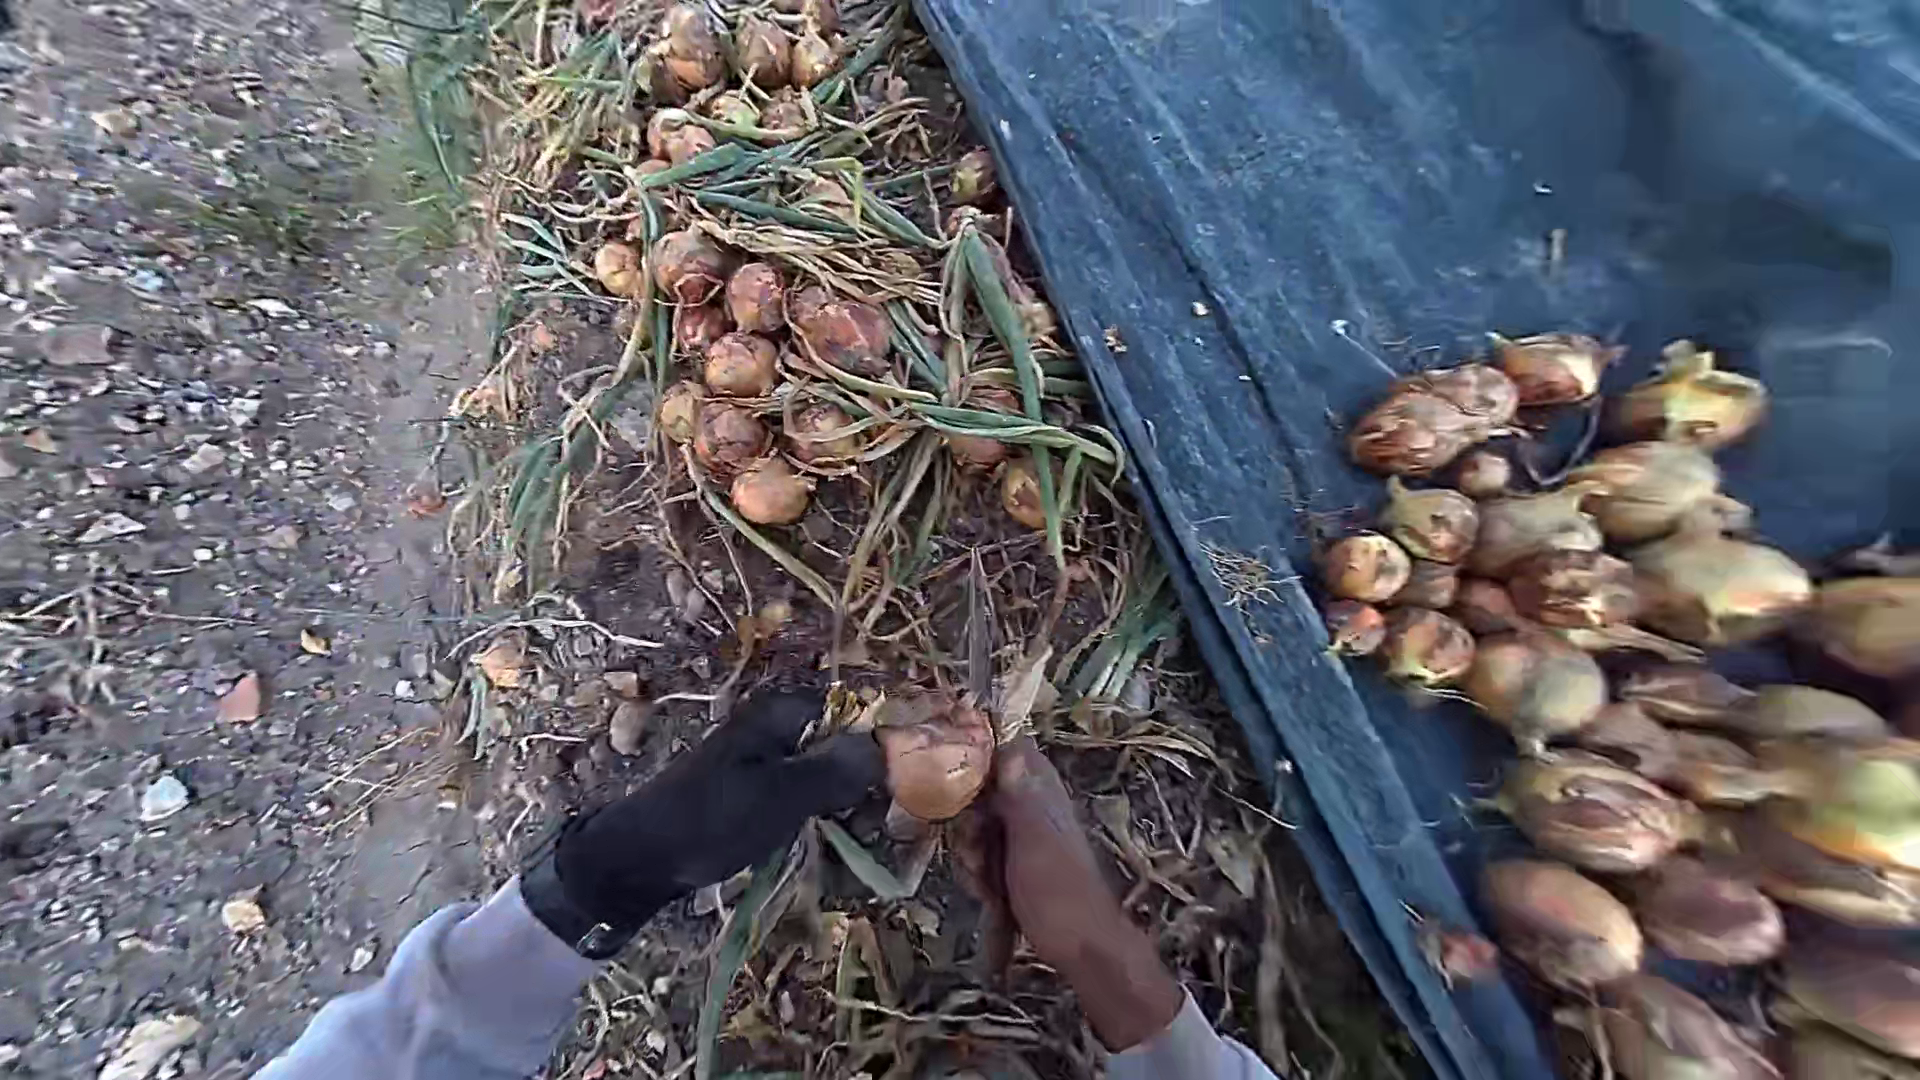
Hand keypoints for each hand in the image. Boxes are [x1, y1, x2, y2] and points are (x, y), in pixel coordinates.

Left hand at [529, 690, 882, 947]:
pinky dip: (825, 801)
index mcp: (784, 710)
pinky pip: (810, 780)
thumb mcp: (780, 796)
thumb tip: (887, 748)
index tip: (897, 784)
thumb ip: (835, 770)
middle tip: (876, 816)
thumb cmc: (713, 818)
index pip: (852, 712)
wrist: (642, 856)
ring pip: (830, 761)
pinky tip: (832, 828)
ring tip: (859, 829)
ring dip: (848, 792)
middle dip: (864, 773)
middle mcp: (782, 720)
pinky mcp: (765, 776)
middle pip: (844, 736)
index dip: (879, 743)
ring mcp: (773, 749)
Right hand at [972, 736, 1182, 1050]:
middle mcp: (1029, 797)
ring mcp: (1020, 828)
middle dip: (966, 820)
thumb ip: (1019, 792)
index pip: (1001, 744)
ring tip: (984, 882)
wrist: (1082, 950)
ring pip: (974, 820)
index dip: (974, 759)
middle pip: (977, 786)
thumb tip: (1008, 745)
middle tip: (975, 852)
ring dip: (970, 851)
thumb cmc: (1059, 890)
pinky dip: (976, 869)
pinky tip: (985, 893)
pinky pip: (980, 848)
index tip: (960, 791)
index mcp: (1039, 783)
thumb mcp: (1034, 838)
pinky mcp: (1012, 856)